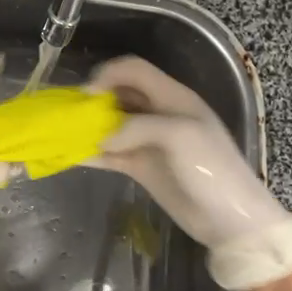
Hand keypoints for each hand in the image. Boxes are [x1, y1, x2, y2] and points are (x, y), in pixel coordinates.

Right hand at [87, 56, 291, 290]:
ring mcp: (148, 142)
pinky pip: (109, 154)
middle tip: (69, 116)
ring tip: (61, 135)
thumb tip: (101, 137)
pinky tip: (69, 156)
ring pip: (110, 125)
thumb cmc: (212, 170)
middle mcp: (158, 114)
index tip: (86, 96)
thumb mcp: (180, 136)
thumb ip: (137, 126)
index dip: (107, 75)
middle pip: (118, 95)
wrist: (230, 220)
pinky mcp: (141, 168)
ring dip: (87, 127)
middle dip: (92, 101)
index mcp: (174, 97)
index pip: (133, 70)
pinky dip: (90, 153)